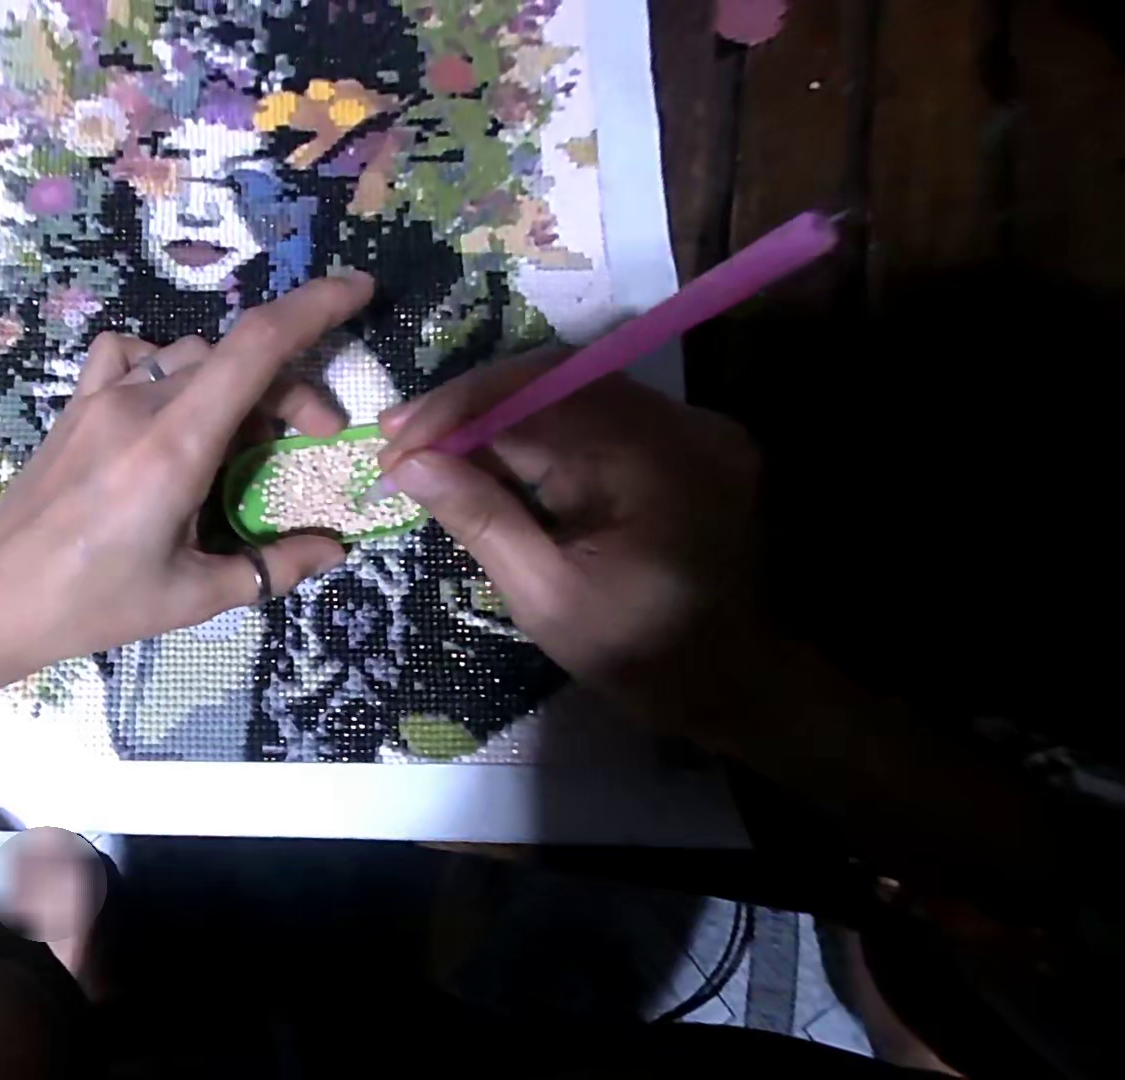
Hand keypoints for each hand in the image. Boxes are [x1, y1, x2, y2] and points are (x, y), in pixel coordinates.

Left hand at [0, 274, 371, 682]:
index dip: (316, 307)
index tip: (360, 292)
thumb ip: (273, 568)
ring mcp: (101, 396)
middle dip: (290, 387)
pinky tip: (169, 405)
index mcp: (175, 445)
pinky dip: (168, 365)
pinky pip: (131, 353)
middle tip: (312, 438)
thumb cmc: (93, 605)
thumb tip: (335, 550)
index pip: (257, 347)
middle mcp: (139, 402)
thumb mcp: (194, 597)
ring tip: (242, 439)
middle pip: (236, 356)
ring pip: (191, 354)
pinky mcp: (76, 405)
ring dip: (235, 383)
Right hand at [376, 354, 762, 717]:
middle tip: (395, 438)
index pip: (535, 402)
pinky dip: (520, 437)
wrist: (733, 686)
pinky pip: (580, 421)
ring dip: (484, 419)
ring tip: (420, 447)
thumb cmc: (637, 653)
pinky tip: (474, 458)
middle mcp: (675, 424)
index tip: (391, 445)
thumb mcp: (544, 595)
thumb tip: (409, 465)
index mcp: (652, 461)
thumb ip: (479, 520)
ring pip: (559, 395)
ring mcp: (678, 429)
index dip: (453, 413)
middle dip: (462, 408)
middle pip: (547, 382)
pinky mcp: (667, 445)